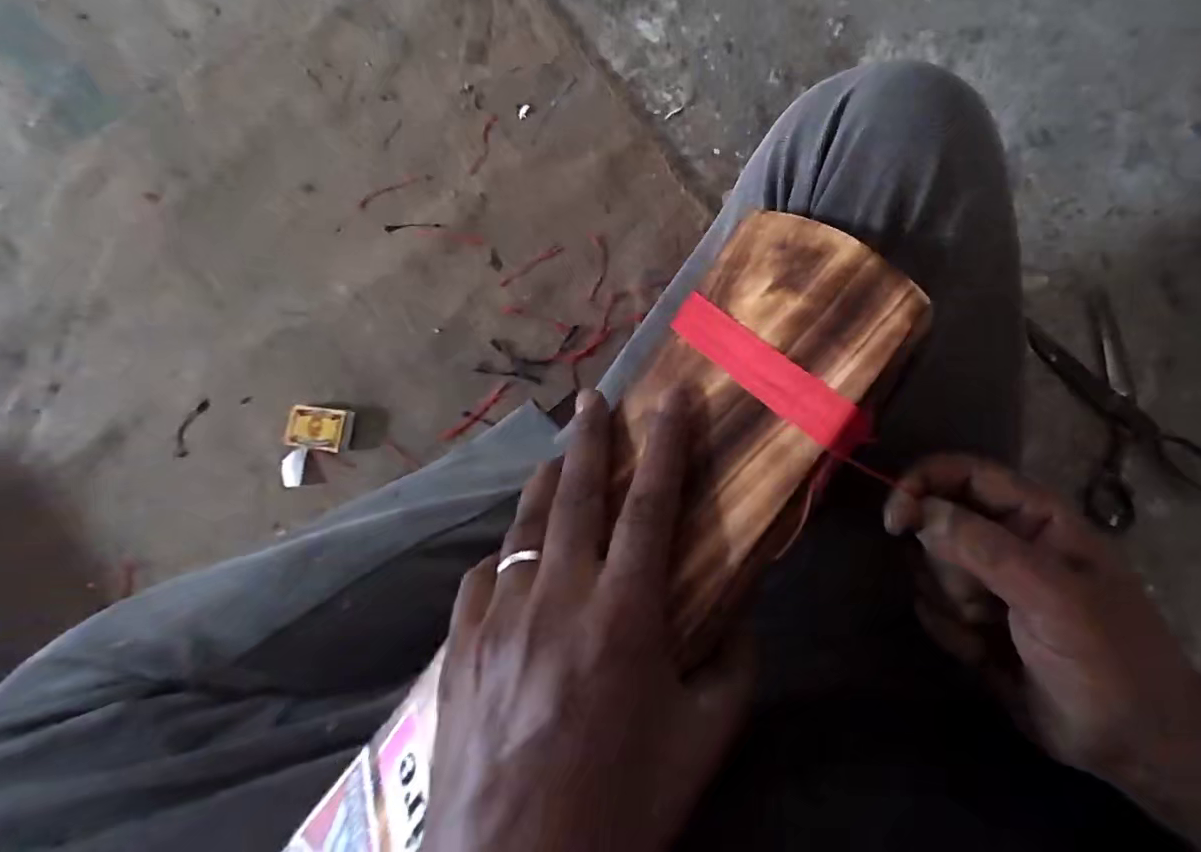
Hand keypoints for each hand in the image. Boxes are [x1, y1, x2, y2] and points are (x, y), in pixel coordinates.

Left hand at [426, 389, 753, 851]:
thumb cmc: (622, 803)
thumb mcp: (704, 738)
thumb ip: (734, 663)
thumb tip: (740, 608)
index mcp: (624, 612)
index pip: (651, 504)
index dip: (667, 444)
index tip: (673, 398)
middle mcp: (558, 594)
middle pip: (578, 492)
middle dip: (591, 436)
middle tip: (595, 397)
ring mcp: (500, 614)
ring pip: (525, 523)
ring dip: (548, 482)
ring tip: (561, 453)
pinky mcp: (459, 641)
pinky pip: (485, 575)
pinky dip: (507, 554)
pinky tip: (515, 555)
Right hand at [882, 454, 1200, 779]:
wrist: (1136, 749)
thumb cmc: (1111, 661)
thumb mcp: (1054, 599)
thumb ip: (986, 548)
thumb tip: (921, 511)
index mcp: (1034, 515)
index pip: (962, 471)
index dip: (921, 483)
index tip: (894, 520)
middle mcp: (1005, 538)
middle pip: (934, 520)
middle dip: (944, 564)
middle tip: (979, 601)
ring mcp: (986, 580)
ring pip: (926, 565)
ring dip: (949, 601)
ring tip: (990, 631)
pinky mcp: (971, 618)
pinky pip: (929, 606)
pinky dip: (949, 630)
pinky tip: (983, 652)